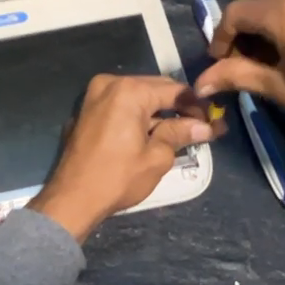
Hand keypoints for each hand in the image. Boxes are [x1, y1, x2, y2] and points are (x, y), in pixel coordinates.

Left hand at [27, 74, 219, 241]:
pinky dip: (138, 117)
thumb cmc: (117, 178)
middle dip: (178, 107)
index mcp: (129, 91)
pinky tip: (153, 134)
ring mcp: (94, 97)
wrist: (71, 199)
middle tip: (201, 127)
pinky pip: (120, 107)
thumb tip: (205, 127)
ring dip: (158, 113)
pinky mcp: (86, 112)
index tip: (213, 121)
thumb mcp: (156, 157)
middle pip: (155, 89)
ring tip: (181, 133)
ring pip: (137, 98)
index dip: (196, 106)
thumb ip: (180, 134)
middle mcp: (109, 84)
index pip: (174, 90)